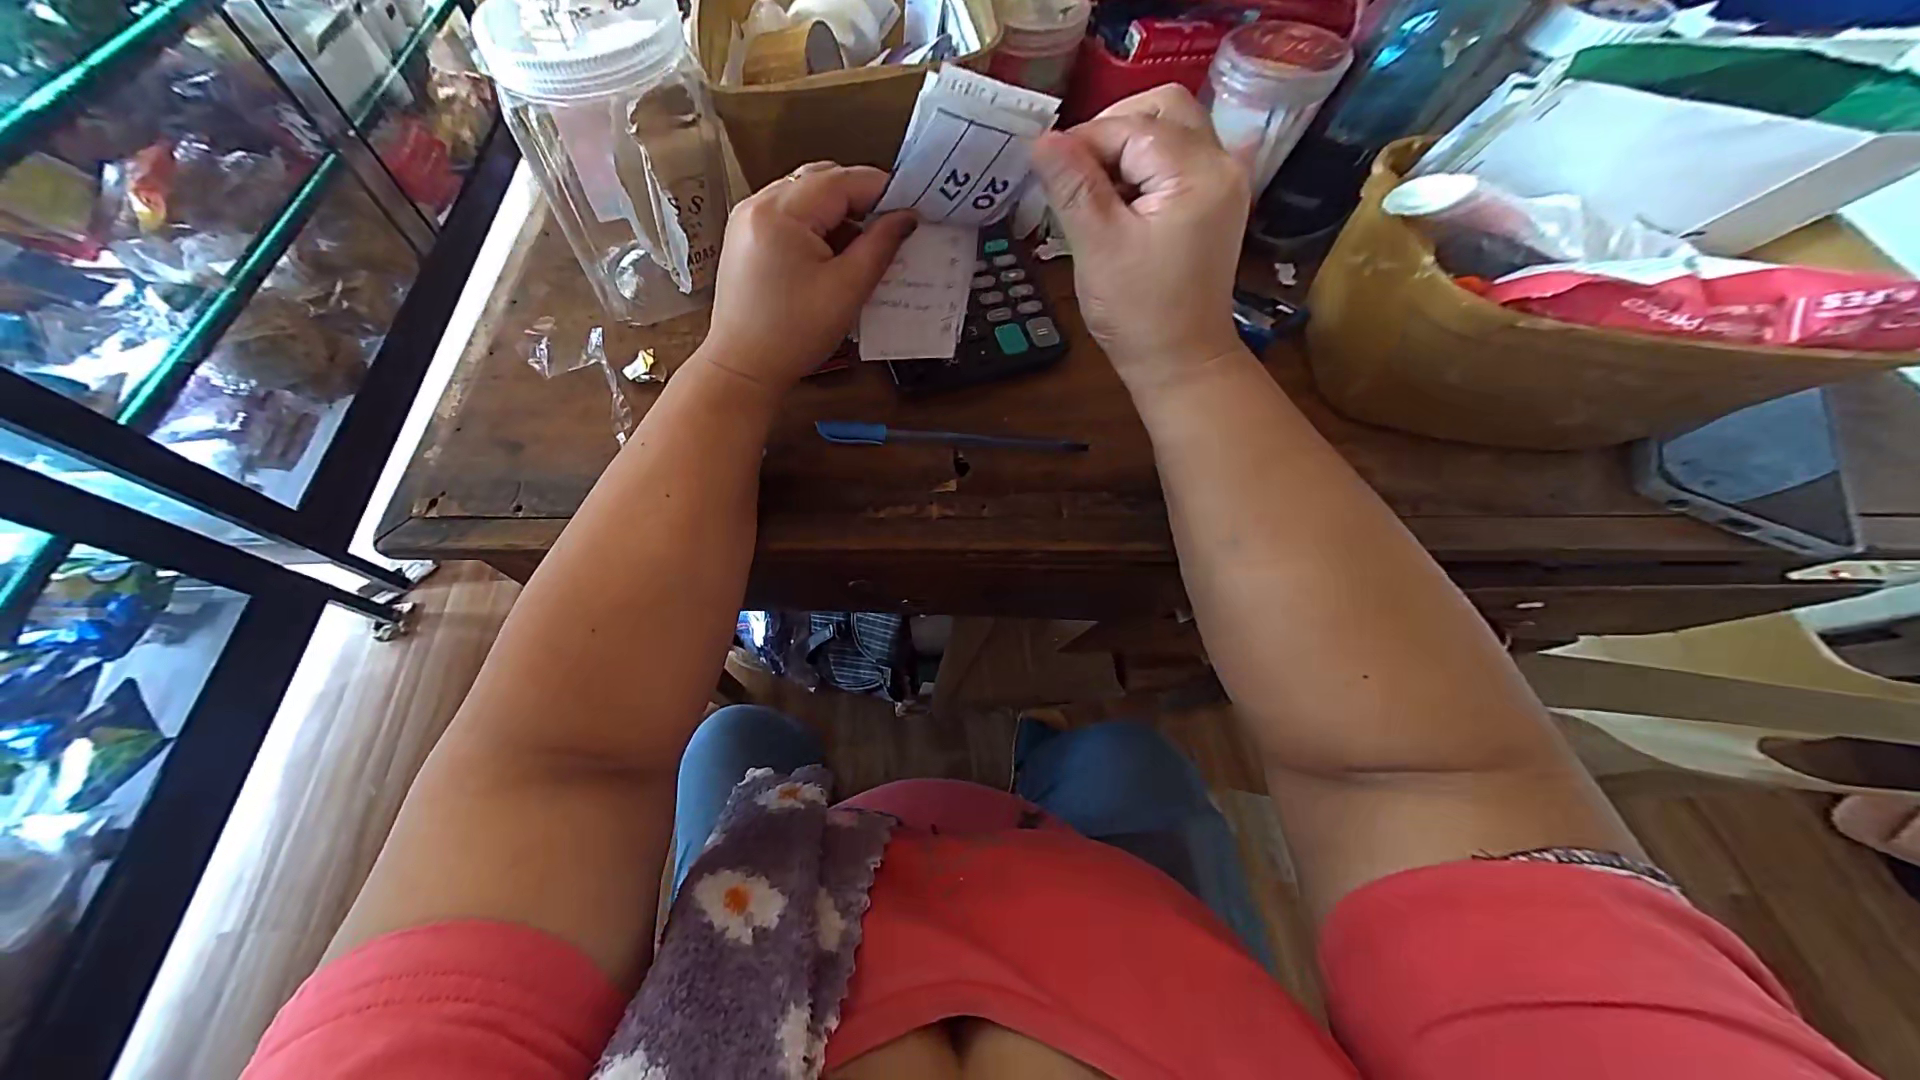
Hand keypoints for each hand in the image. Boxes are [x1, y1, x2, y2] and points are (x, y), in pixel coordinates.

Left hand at [696, 163, 916, 395]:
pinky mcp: (746, 238)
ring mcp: (748, 219)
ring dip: (838, 215)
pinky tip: (831, 258)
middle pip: (822, 180)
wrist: (743, 368)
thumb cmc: (793, 335)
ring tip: (860, 250)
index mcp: (781, 212)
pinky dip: (816, 227)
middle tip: (889, 229)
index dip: (881, 190)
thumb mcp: (847, 290)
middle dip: (859, 200)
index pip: (842, 180)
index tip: (910, 209)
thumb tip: (905, 217)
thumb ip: (880, 246)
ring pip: (805, 196)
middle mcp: (758, 204)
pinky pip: (789, 216)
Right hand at [1030, 87, 1250, 394]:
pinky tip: (1118, 205)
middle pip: (1162, 108)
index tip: (1050, 173)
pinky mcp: (1212, 203)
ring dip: (1125, 149)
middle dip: (1110, 132)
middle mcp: (1220, 164)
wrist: (1180, 363)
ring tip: (1094, 195)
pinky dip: (1142, 169)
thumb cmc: (1139, 313)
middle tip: (1075, 175)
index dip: (1084, 142)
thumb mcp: (1098, 247)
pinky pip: (1175, 161)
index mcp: (1197, 172)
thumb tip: (1042, 139)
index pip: (1132, 125)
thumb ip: (1072, 186)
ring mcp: (1221, 183)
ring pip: (1169, 131)